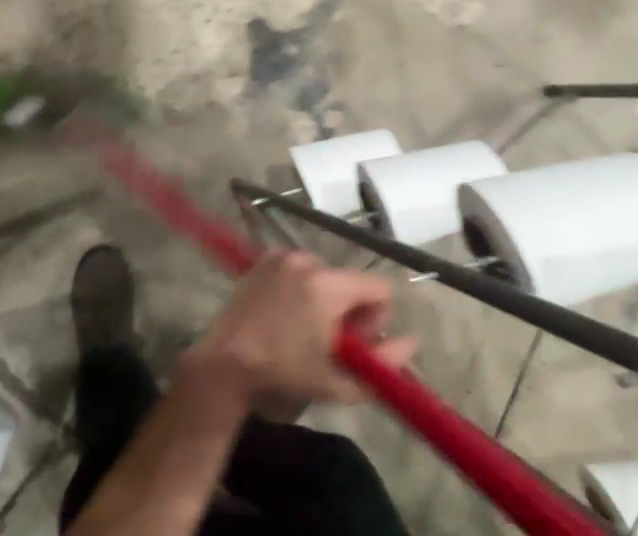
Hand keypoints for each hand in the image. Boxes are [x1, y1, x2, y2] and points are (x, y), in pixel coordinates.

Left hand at [186, 251, 417, 405]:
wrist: (226, 360)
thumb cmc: (284, 370)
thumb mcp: (342, 379)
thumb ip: (385, 362)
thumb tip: (412, 342)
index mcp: (328, 284)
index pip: (380, 288)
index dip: (377, 318)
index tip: (356, 343)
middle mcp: (305, 261)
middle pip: (349, 282)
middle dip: (349, 310)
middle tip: (329, 341)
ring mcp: (278, 257)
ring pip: (324, 277)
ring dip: (325, 300)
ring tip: (305, 331)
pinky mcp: (260, 262)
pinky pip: (298, 272)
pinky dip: (301, 290)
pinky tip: (286, 316)